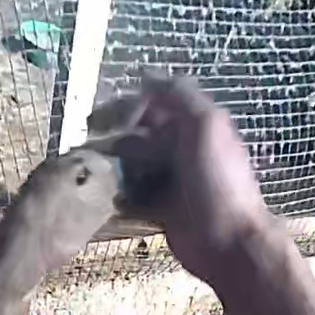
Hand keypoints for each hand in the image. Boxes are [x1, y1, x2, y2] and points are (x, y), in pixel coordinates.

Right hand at [90, 77, 282, 284]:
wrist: (228, 240)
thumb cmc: (218, 180)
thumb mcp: (205, 125)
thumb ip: (178, 96)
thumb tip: (144, 75)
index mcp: (194, 125)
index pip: (153, 106)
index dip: (125, 108)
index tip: (97, 119)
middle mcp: (181, 150)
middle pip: (139, 136)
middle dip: (113, 138)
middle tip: (86, 147)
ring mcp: (171, 181)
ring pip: (134, 166)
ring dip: (112, 166)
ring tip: (89, 171)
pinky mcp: (162, 210)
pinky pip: (134, 197)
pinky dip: (118, 195)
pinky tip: (102, 195)